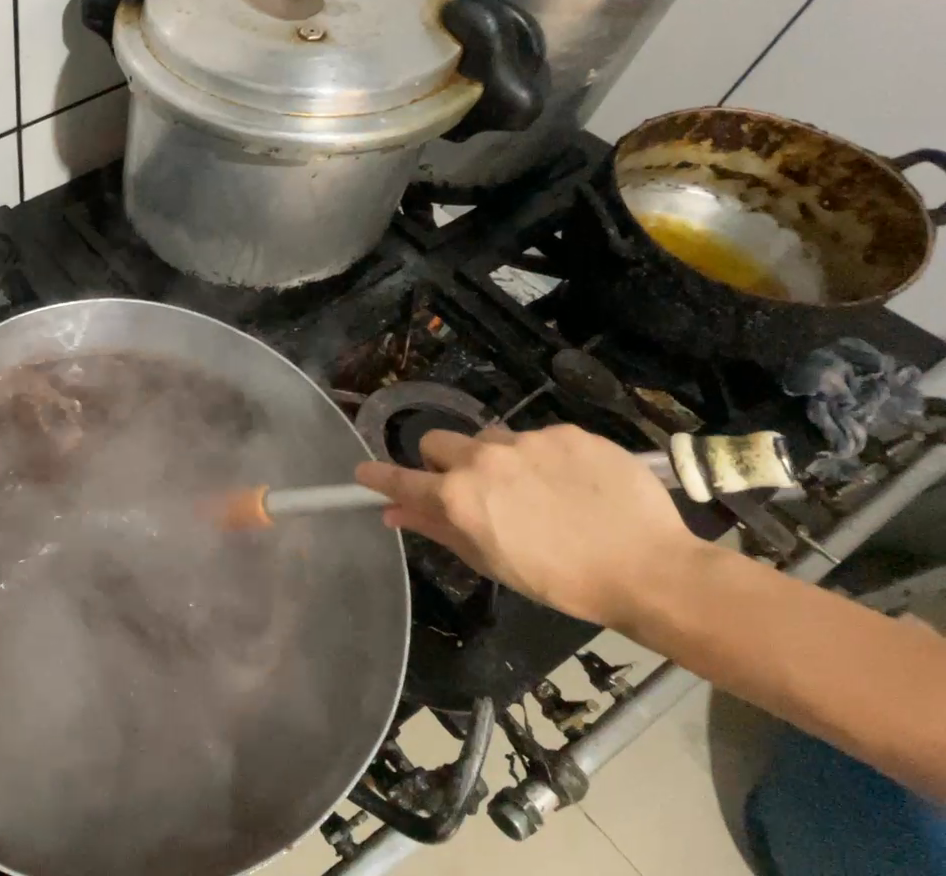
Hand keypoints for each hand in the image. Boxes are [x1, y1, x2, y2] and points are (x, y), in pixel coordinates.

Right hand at [354, 424, 700, 625]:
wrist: (649, 569)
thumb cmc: (560, 579)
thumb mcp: (490, 559)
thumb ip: (436, 528)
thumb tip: (394, 513)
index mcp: (459, 496)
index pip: (400, 478)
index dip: (378, 476)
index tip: (362, 473)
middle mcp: (484, 460)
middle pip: (438, 442)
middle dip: (445, 462)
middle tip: (473, 489)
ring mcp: (528, 441)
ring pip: (490, 438)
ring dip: (496, 458)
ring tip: (534, 489)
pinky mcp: (569, 433)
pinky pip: (538, 437)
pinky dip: (543, 457)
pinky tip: (572, 485)